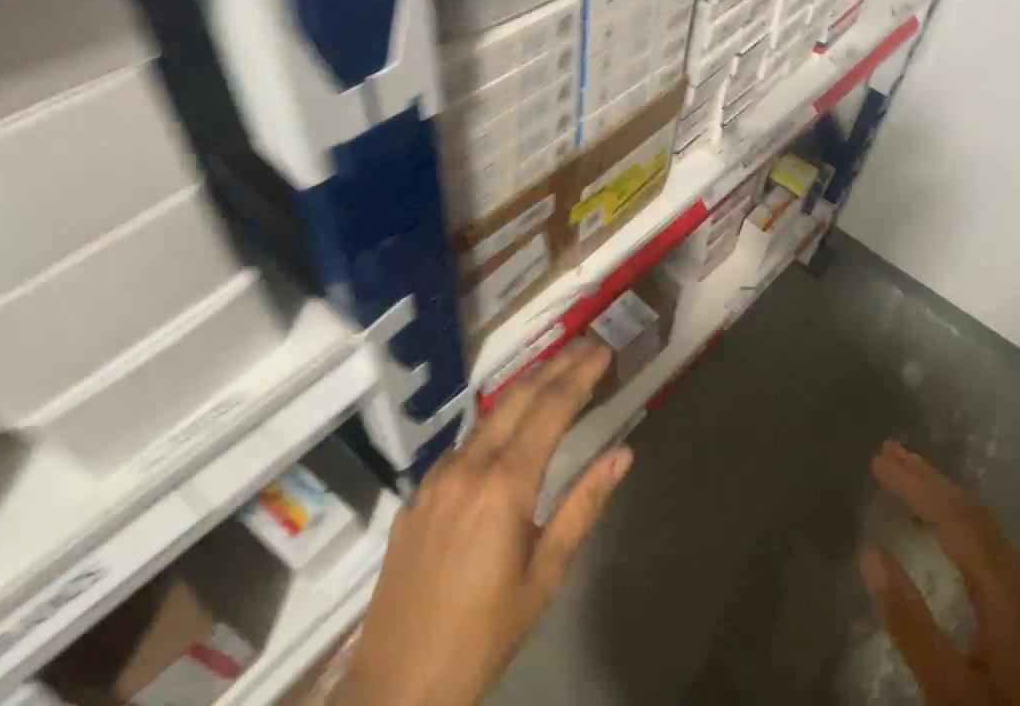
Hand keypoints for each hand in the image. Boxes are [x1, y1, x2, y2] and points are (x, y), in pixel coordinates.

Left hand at [345, 342, 631, 705]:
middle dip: (552, 369)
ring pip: (485, 423)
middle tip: (584, 347)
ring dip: (522, 395)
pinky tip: (504, 438)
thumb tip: (622, 454)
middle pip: (515, 402)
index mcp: (503, 487)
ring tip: (553, 378)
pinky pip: (460, 451)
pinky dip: (492, 431)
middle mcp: (464, 470)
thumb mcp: (546, 574)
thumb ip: (582, 506)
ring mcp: (432, 483)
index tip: (602, 350)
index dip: (578, 377)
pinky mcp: (414, 501)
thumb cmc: (484, 634)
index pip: (549, 412)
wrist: (397, 684)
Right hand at [860, 441, 1019, 705]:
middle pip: (975, 514)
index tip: (878, 461)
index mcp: (1008, 593)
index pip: (957, 520)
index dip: (916, 486)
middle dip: (930, 478)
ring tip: (910, 472)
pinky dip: (961, 520)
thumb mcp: (949, 689)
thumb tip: (870, 556)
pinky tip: (948, 524)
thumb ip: (911, 623)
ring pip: (987, 527)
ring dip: (946, 494)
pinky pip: (992, 544)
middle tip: (889, 450)